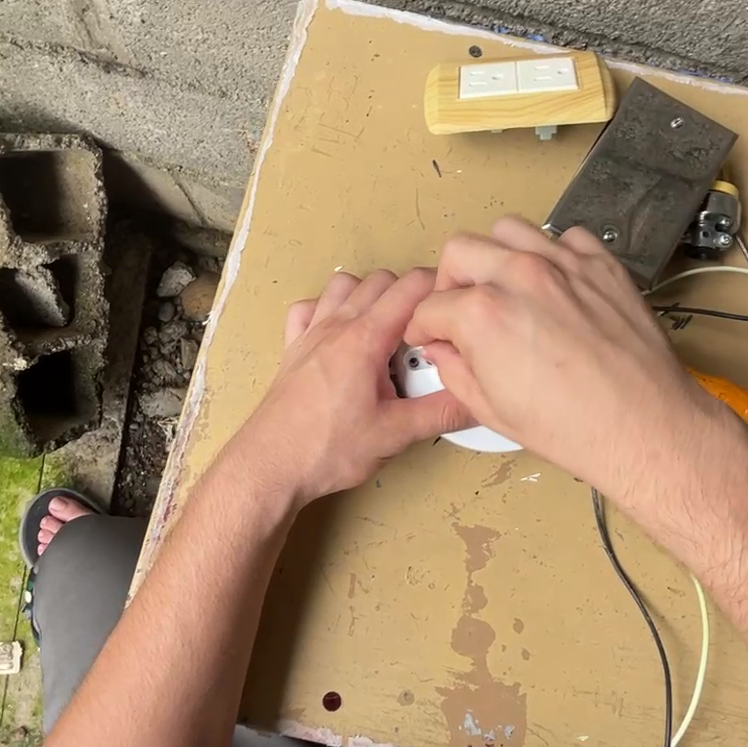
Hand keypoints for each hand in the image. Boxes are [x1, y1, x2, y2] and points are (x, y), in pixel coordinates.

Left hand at [226, 268, 472, 510]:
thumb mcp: (395, 435)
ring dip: (370, 296)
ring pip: (344, 285)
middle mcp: (336, 325)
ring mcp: (310, 333)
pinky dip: (328, 309)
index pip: (411, 286)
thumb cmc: (326, 449)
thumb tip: (477, 400)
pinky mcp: (292, 349)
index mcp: (364, 338)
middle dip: (410, 296)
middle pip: (381, 280)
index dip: (439, 291)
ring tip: (386, 332)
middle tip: (425, 334)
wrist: (270, 466)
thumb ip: (441, 413)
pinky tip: (340, 335)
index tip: (452, 314)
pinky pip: (309, 309)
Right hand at [404, 216, 747, 522]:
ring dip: (496, 256)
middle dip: (449, 282)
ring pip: (508, 230)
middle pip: (459, 251)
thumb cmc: (574, 427)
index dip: (423, 327)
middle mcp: (520, 276)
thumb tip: (445, 352)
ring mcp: (564, 264)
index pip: (430, 305)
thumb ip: (454, 371)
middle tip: (458, 309)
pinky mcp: (601, 265)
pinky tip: (553, 285)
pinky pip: (565, 238)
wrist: (643, 426)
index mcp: (483, 314)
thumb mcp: (491, 410)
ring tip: (503, 287)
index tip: (431, 336)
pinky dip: (551, 255)